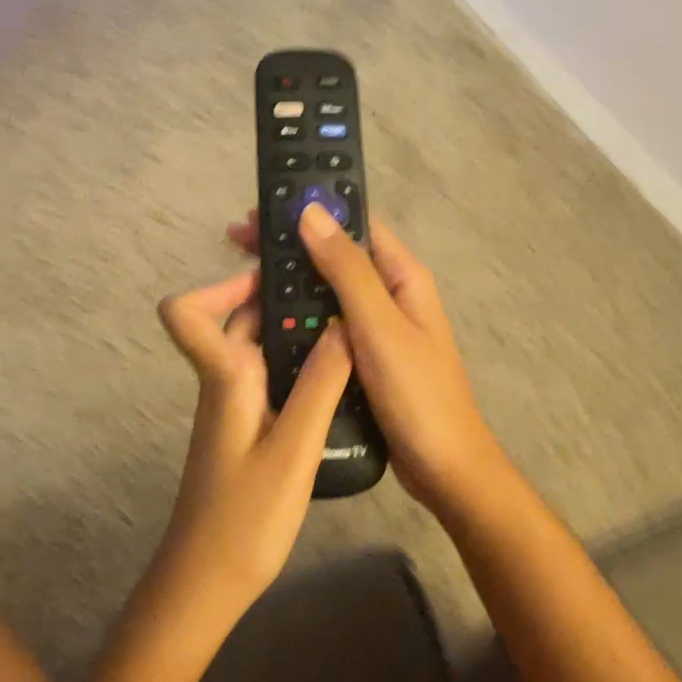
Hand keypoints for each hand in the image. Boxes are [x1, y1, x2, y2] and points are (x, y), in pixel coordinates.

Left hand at [153, 269, 353, 622]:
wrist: (206, 584)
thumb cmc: (245, 518)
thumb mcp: (294, 450)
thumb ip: (319, 385)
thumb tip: (342, 323)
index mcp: (224, 378)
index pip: (186, 312)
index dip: (218, 284)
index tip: (271, 277)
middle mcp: (223, 383)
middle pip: (237, 321)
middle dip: (279, 298)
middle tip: (336, 290)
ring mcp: (234, 408)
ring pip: (257, 350)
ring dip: (294, 332)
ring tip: (349, 326)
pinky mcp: (247, 430)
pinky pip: (269, 379)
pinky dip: (298, 366)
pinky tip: (339, 377)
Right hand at [226, 207, 503, 511]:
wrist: (444, 470)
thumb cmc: (417, 394)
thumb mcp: (379, 326)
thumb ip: (346, 270)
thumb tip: (310, 211)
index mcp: (402, 277)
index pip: (353, 225)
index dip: (310, 212)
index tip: (261, 212)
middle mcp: (389, 296)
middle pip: (334, 258)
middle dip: (289, 248)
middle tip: (236, 245)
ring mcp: (375, 330)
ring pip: (325, 295)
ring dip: (289, 285)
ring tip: (241, 282)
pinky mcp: (362, 359)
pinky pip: (324, 328)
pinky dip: (296, 320)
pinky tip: (263, 325)